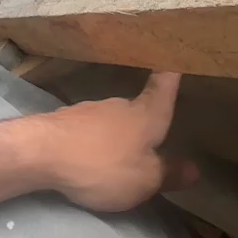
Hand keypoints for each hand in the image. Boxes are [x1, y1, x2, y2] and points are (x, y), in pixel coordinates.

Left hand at [21, 70, 199, 211]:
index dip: (172, 73)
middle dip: (145, 121)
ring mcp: (90, 109)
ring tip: (117, 160)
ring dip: (116, 136)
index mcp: (146, 114)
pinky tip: (87, 160)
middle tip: (151, 142)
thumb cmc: (103, 164)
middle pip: (138, 107)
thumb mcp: (144, 180)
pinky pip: (87, 131)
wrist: (41, 152)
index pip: (164, 85)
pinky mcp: (66, 121)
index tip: (175, 57)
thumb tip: (195, 169)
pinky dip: (92, 143)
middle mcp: (120, 105)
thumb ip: (169, 174)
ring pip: (111, 121)